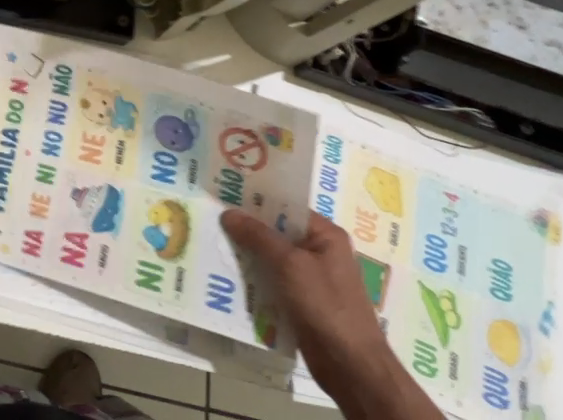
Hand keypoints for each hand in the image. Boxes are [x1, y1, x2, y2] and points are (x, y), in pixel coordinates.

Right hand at [221, 210, 439, 419]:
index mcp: (326, 235)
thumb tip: (229, 213)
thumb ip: (258, 237)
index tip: (224, 195)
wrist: (351, 366)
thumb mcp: (290, 265)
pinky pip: (273, 281)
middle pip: (277, 233)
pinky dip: (255, 279)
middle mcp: (320, 252)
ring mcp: (311, 278)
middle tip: (212, 219)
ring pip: (272, 258)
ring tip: (213, 244)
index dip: (256, 201)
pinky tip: (228, 276)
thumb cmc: (325, 306)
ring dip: (248, 255)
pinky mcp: (302, 301)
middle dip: (247, 229)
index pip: (287, 207)